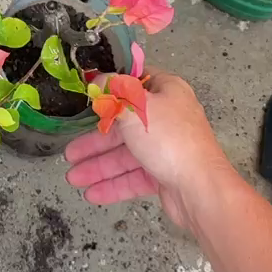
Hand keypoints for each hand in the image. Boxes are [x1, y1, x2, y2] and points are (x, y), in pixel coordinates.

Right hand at [63, 70, 239, 227]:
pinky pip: (134, 176)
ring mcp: (166, 148)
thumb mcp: (135, 107)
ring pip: (126, 154)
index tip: (88, 95)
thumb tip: (98, 78)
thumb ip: (113, 93)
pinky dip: (114, 184)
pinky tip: (92, 193)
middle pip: (124, 125)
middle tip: (69, 153)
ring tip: (73, 178)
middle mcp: (167, 117)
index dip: (110, 89)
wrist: (201, 189)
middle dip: (95, 141)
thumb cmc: (168, 138)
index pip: (134, 83)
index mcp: (166, 91)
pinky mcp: (165, 174)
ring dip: (99, 166)